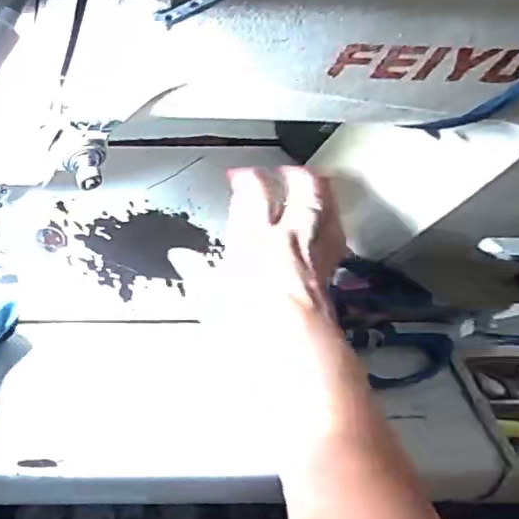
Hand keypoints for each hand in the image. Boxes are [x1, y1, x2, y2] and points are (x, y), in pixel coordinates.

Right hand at [175, 166, 345, 325]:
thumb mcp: (209, 297)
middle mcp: (288, 239)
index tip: (240, 175)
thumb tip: (183, 258)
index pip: (253, 194)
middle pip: (300, 193)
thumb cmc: (249, 324)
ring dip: (321, 193)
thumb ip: (197, 272)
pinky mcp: (330, 273)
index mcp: (253, 238)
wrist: (293, 348)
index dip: (247, 179)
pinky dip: (332, 224)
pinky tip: (332, 226)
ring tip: (317, 183)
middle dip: (292, 176)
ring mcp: (314, 254)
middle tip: (285, 170)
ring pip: (325, 210)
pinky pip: (335, 237)